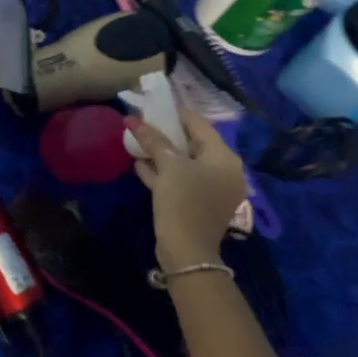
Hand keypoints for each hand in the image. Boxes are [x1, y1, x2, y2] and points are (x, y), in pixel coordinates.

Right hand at [127, 109, 247, 267]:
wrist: (187, 251)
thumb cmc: (183, 201)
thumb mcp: (168, 166)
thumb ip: (153, 140)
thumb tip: (133, 119)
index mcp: (224, 157)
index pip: (199, 124)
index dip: (174, 113)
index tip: (151, 105)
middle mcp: (224, 170)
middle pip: (192, 143)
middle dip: (165, 134)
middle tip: (142, 124)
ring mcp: (213, 189)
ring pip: (184, 162)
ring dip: (161, 153)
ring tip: (137, 142)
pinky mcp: (200, 203)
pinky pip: (182, 179)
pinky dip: (164, 172)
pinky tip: (140, 165)